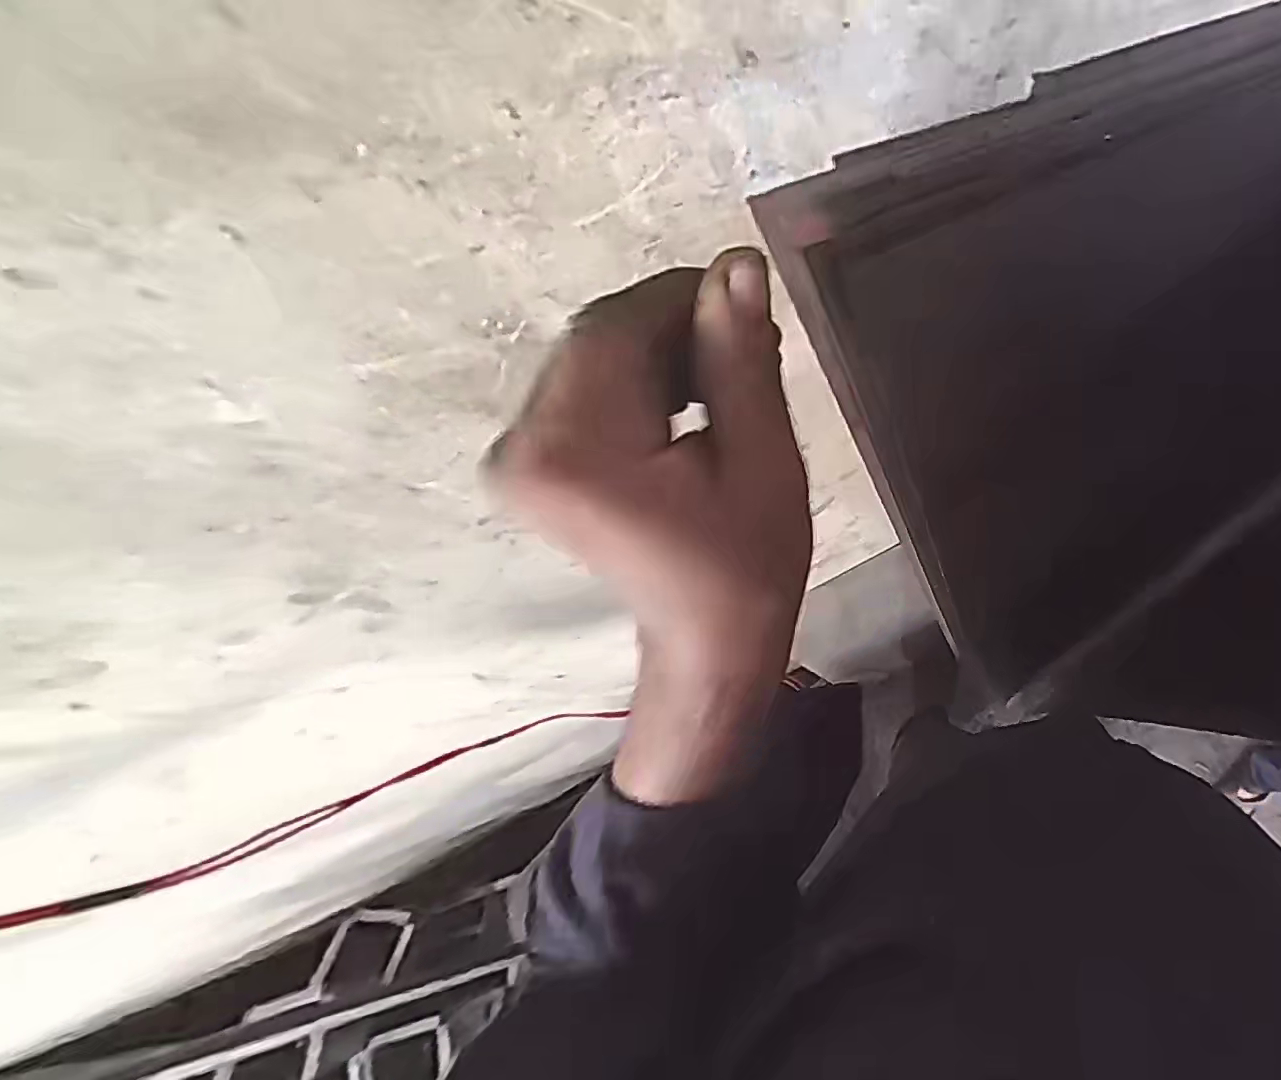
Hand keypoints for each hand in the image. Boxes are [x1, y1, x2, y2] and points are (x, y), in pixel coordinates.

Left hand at [486, 249, 811, 802]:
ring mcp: (517, 458)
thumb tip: (739, 264)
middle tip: (748, 345)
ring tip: (726, 382)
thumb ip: (743, 362)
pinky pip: (585, 389)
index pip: (615, 328)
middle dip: (674, 328)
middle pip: (596, 339)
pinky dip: (639, 380)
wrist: (710, 640)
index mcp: (576, 452)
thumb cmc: (750, 565)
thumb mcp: (763, 461)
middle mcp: (521, 447)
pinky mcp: (530, 464)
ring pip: (591, 358)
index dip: (681, 296)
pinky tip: (688, 402)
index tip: (746, 297)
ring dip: (661, 352)